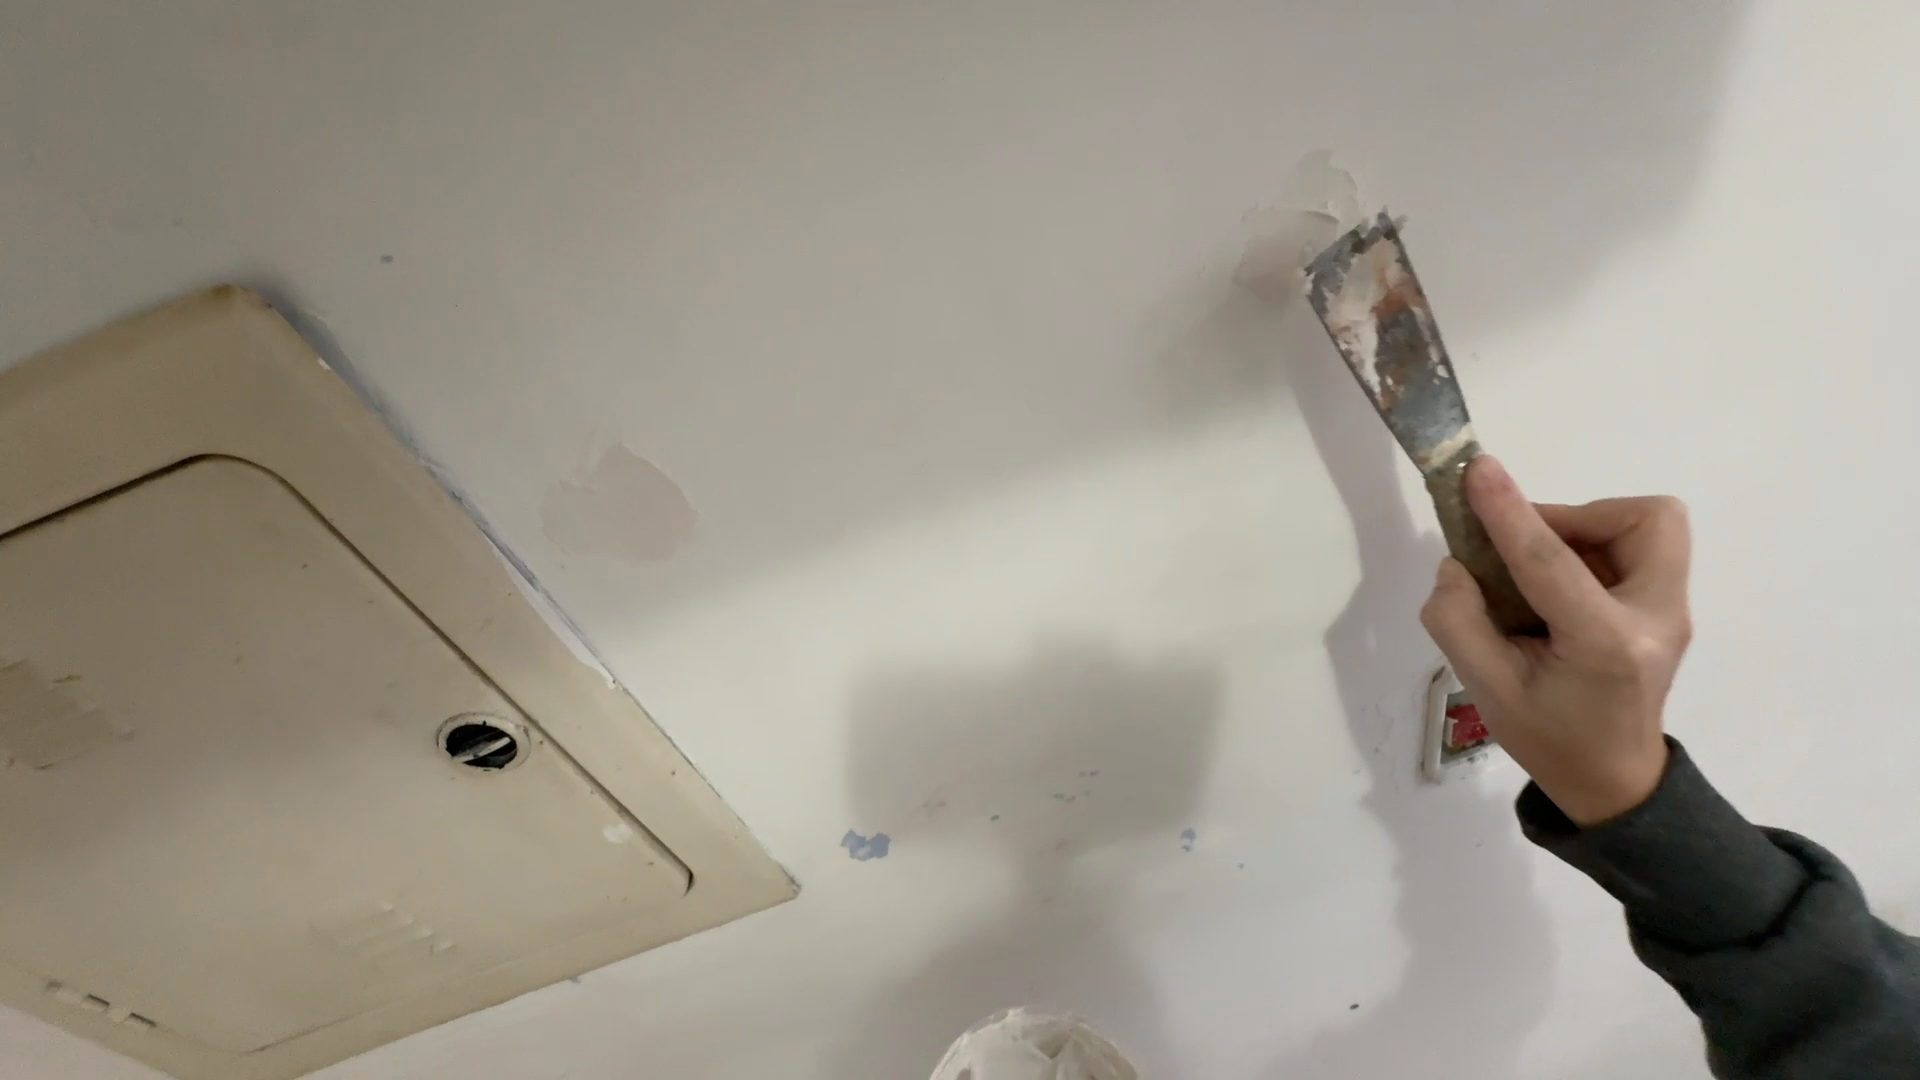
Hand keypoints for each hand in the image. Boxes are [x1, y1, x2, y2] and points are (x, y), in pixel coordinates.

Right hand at [1421, 456, 1692, 824]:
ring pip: (1645, 527)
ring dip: (1580, 531)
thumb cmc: (1544, 735)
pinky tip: (1552, 586)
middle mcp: (1656, 617)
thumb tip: (1457, 565)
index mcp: (1606, 644)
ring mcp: (1671, 610)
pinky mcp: (1666, 606)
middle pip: (1645, 520)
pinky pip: (1634, 547)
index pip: (1550, 560)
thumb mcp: (1483, 685)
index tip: (1477, 470)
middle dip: (1576, 515)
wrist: (1612, 776)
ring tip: (1531, 567)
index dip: (1508, 511)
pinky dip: (1586, 549)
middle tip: (1523, 544)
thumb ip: (1456, 619)